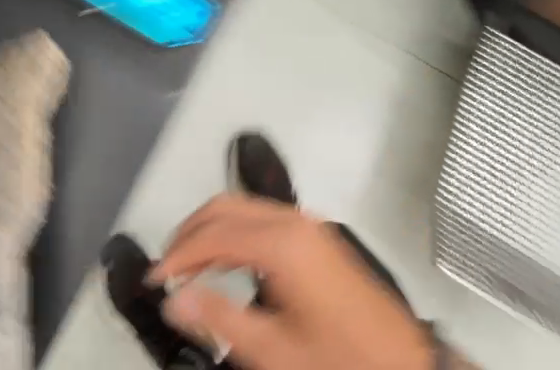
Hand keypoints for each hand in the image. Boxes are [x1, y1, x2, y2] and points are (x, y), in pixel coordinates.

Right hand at [149, 195, 435, 369]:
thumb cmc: (344, 359)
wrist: (402, 365)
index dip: (178, 255)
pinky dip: (236, 232)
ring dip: (212, 229)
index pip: (213, 233)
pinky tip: (226, 262)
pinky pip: (265, 218)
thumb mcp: (274, 351)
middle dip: (191, 231)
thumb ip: (219, 319)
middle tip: (167, 266)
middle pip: (227, 206)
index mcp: (283, 243)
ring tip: (189, 266)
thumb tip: (177, 299)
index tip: (157, 279)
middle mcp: (297, 223)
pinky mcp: (319, 238)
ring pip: (246, 207)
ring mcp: (311, 227)